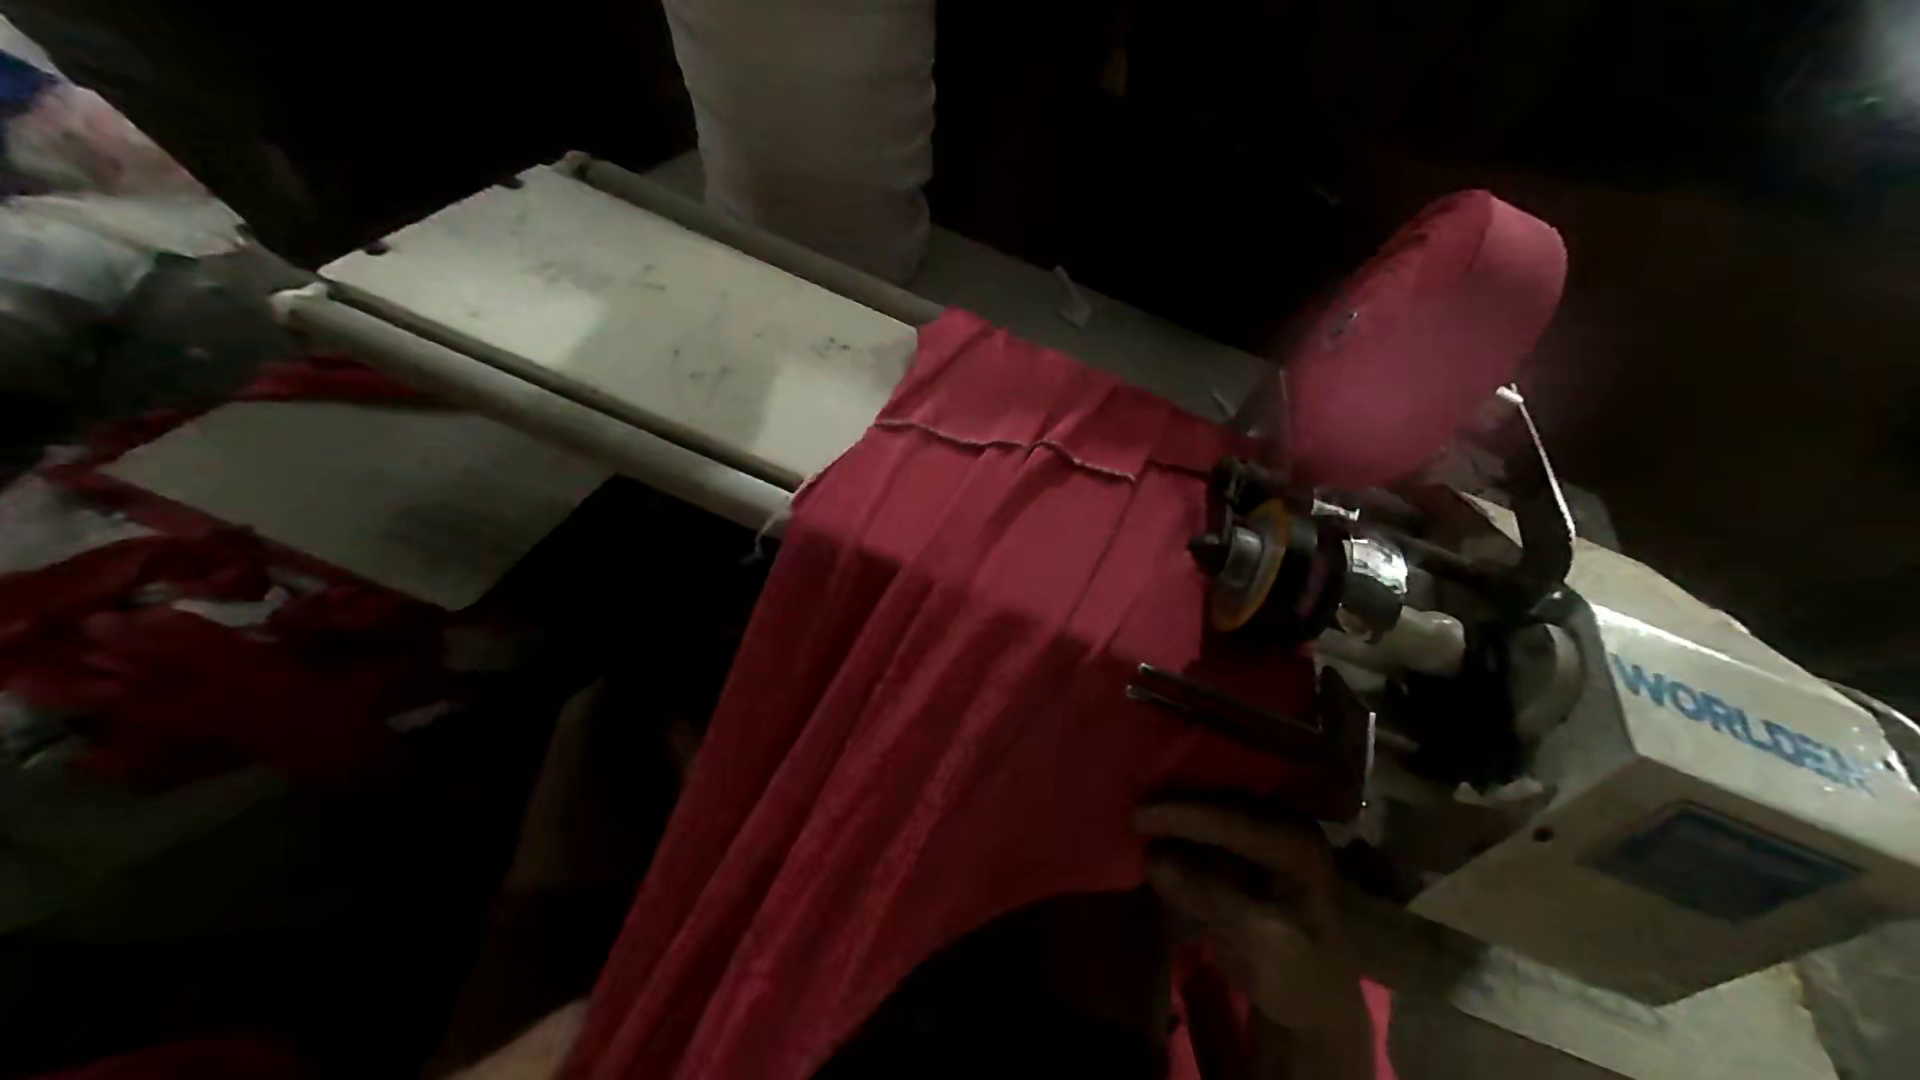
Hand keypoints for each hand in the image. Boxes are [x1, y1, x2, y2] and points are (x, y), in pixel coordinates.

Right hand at [1136, 801, 1371, 1077]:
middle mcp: (1279, 824)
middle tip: (1128, 812)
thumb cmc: (1300, 975)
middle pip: (1215, 804)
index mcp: (1297, 844)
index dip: (1183, 814)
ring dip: (1169, 817)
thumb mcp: (1262, 944)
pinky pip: (1200, 828)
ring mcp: (1259, 832)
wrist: (1313, 1000)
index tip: (1138, 816)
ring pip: (1204, 810)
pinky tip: (1150, 835)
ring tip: (1132, 821)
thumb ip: (1212, 898)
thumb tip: (1154, 858)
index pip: (1233, 820)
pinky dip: (1173, 833)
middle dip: (1172, 806)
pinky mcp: (1239, 845)